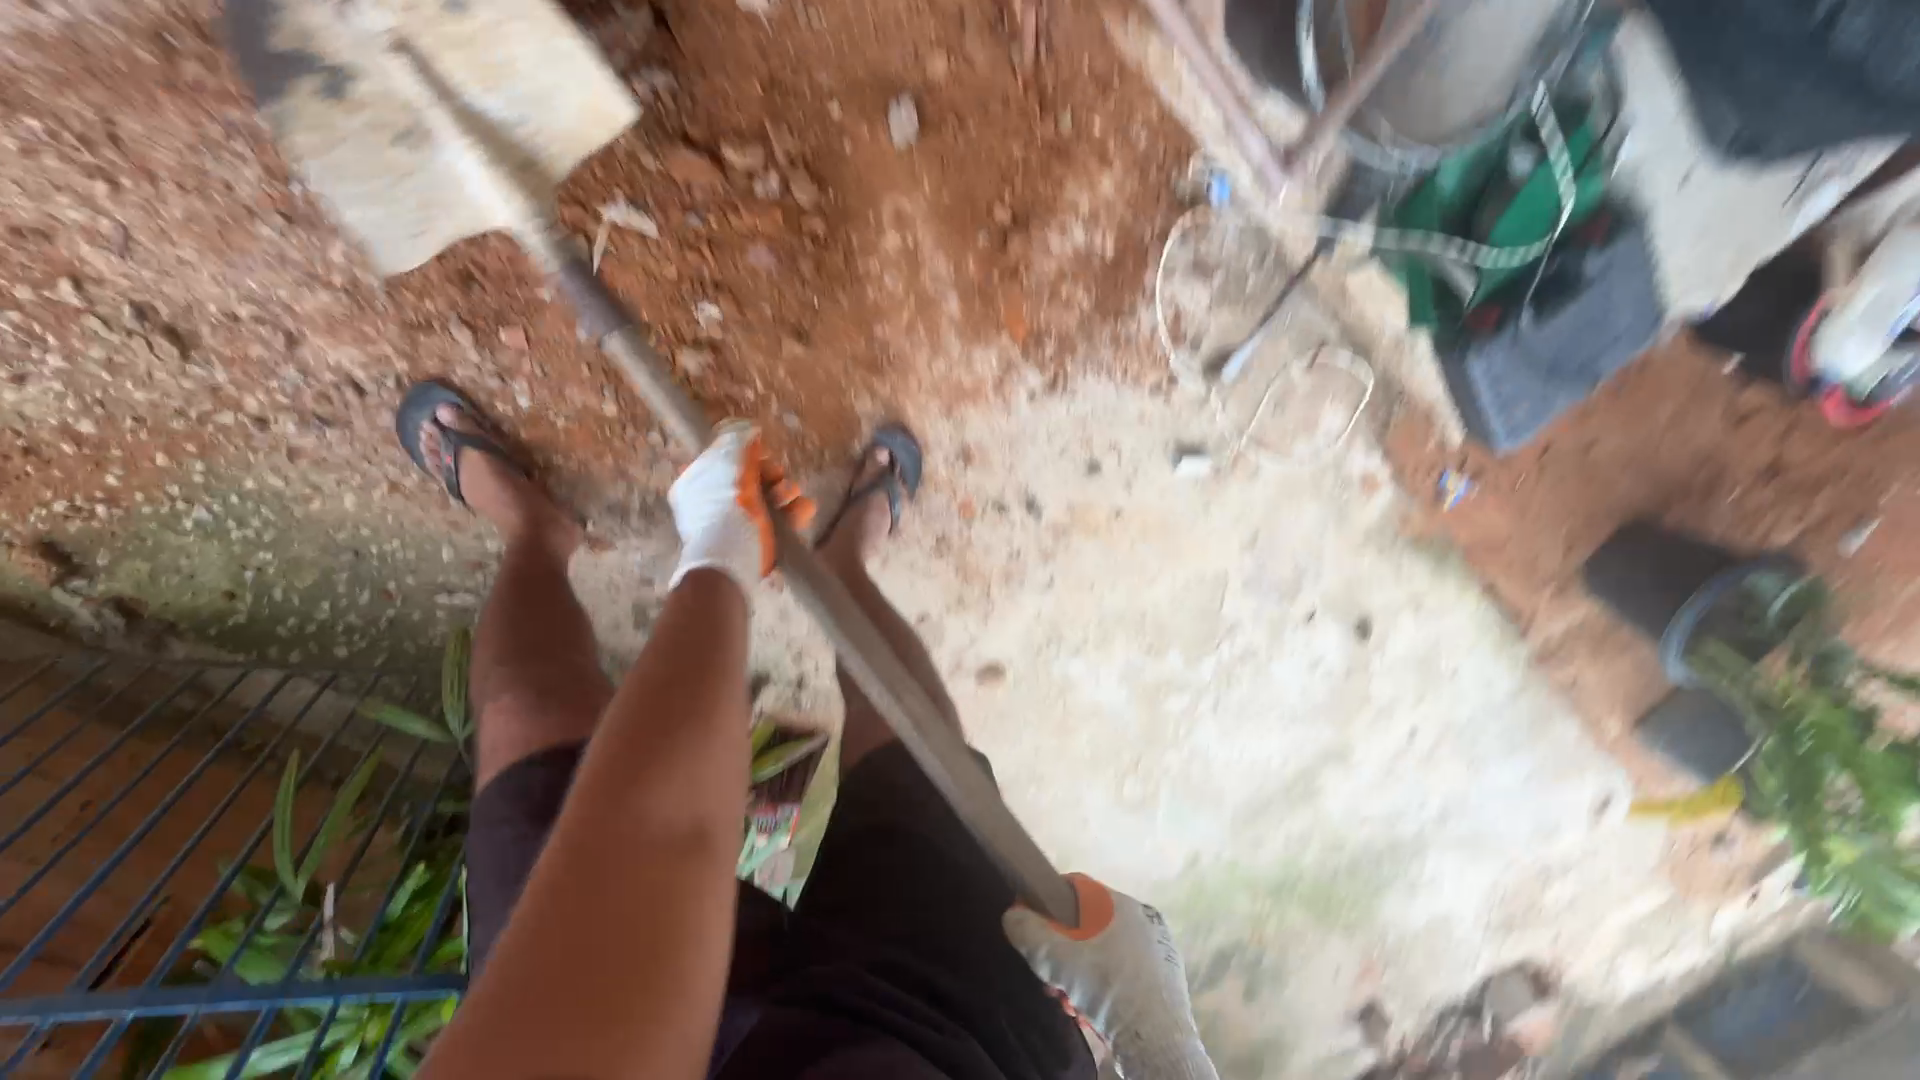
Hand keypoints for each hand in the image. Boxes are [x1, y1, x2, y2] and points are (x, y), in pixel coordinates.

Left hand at [668, 422, 813, 595]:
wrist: (735, 553)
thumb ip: (741, 445)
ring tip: (789, 496)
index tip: (761, 455)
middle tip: (776, 478)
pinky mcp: (764, 540)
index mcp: (698, 484)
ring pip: (773, 498)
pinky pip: (785, 519)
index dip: (747, 455)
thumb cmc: (727, 505)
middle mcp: (717, 503)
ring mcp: (741, 523)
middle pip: (754, 478)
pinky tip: (802, 510)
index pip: (726, 461)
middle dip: (772, 474)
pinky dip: (796, 512)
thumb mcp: (730, 465)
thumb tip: (751, 433)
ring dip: (787, 492)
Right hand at [1003, 875, 1217, 1079]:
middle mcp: (1143, 920)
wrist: (1156, 1040)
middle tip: (1049, 978)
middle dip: (1061, 953)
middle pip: (1087, 926)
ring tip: (1067, 1001)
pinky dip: (1100, 990)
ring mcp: (1155, 951)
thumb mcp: (1054, 957)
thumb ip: (1027, 931)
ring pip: (1102, 954)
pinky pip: (1120, 975)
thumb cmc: (1106, 986)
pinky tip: (1089, 1012)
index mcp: (1121, 903)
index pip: (1075, 888)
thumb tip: (1012, 915)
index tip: (1030, 927)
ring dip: (1077, 976)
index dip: (1046, 904)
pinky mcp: (1162, 981)